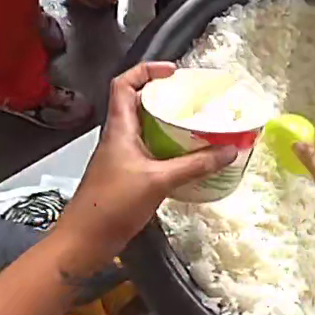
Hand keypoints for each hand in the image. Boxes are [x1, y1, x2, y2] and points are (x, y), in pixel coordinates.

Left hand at [55, 62, 234, 262]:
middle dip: (168, 96)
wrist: (83, 243)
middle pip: (141, 104)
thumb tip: (230, 149)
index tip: (174, 72)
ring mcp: (125, 157)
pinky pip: (155, 149)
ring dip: (172, 123)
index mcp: (120, 129)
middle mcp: (121, 137)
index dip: (146, 71)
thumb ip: (195, 165)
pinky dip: (173, 147)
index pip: (124, 85)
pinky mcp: (131, 175)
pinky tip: (193, 156)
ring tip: (200, 123)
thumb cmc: (111, 205)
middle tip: (196, 98)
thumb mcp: (158, 181)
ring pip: (149, 128)